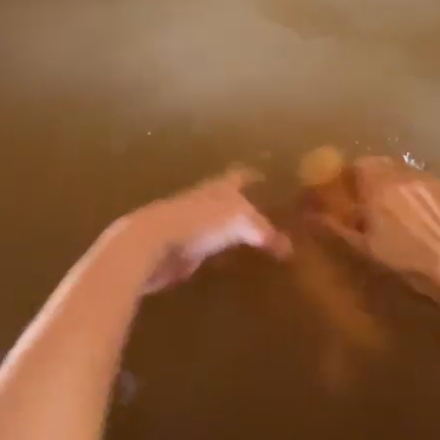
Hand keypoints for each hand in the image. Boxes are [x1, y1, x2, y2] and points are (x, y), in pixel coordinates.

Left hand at [116, 167, 292, 291]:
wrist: (151, 244)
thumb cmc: (197, 222)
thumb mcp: (240, 221)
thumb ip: (265, 231)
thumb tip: (288, 249)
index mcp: (220, 187)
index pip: (242, 175)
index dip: (256, 176)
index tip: (272, 179)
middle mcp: (206, 201)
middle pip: (231, 200)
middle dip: (249, 205)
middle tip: (274, 217)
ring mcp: (193, 226)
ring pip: (221, 226)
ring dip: (236, 232)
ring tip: (260, 243)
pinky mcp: (184, 252)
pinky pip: (211, 252)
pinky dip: (224, 256)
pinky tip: (236, 264)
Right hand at [310, 156, 439, 297]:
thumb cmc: (410, 261)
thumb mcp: (367, 248)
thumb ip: (337, 227)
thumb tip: (310, 216)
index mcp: (378, 185)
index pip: (354, 165)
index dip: (345, 178)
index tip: (340, 194)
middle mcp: (400, 173)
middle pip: (376, 164)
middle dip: (365, 178)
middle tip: (363, 202)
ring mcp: (424, 178)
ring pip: (397, 171)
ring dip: (387, 182)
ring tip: (389, 208)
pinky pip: (416, 180)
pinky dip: (407, 189)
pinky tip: (413, 213)